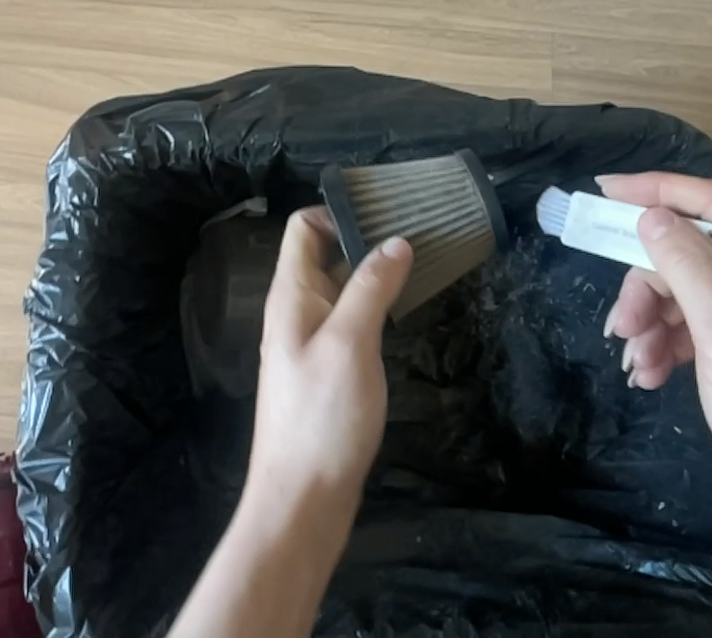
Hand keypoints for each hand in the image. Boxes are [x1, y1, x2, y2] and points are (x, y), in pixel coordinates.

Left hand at [248, 207, 412, 510]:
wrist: (304, 498)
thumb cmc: (322, 416)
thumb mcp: (350, 343)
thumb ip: (370, 288)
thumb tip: (396, 241)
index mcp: (292, 295)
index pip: (303, 229)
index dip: (337, 213)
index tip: (385, 213)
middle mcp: (297, 310)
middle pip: (325, 254)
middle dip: (365, 237)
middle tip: (417, 232)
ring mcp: (312, 340)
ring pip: (342, 288)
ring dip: (374, 271)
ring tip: (420, 262)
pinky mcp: (329, 368)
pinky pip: (350, 319)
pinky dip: (375, 305)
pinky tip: (404, 308)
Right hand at [599, 172, 711, 505]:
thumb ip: (688, 266)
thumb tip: (653, 214)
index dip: (658, 190)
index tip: (604, 192)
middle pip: (702, 252)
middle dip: (652, 284)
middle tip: (619, 327)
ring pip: (701, 289)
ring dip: (659, 320)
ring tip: (637, 364)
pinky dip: (679, 341)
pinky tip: (656, 374)